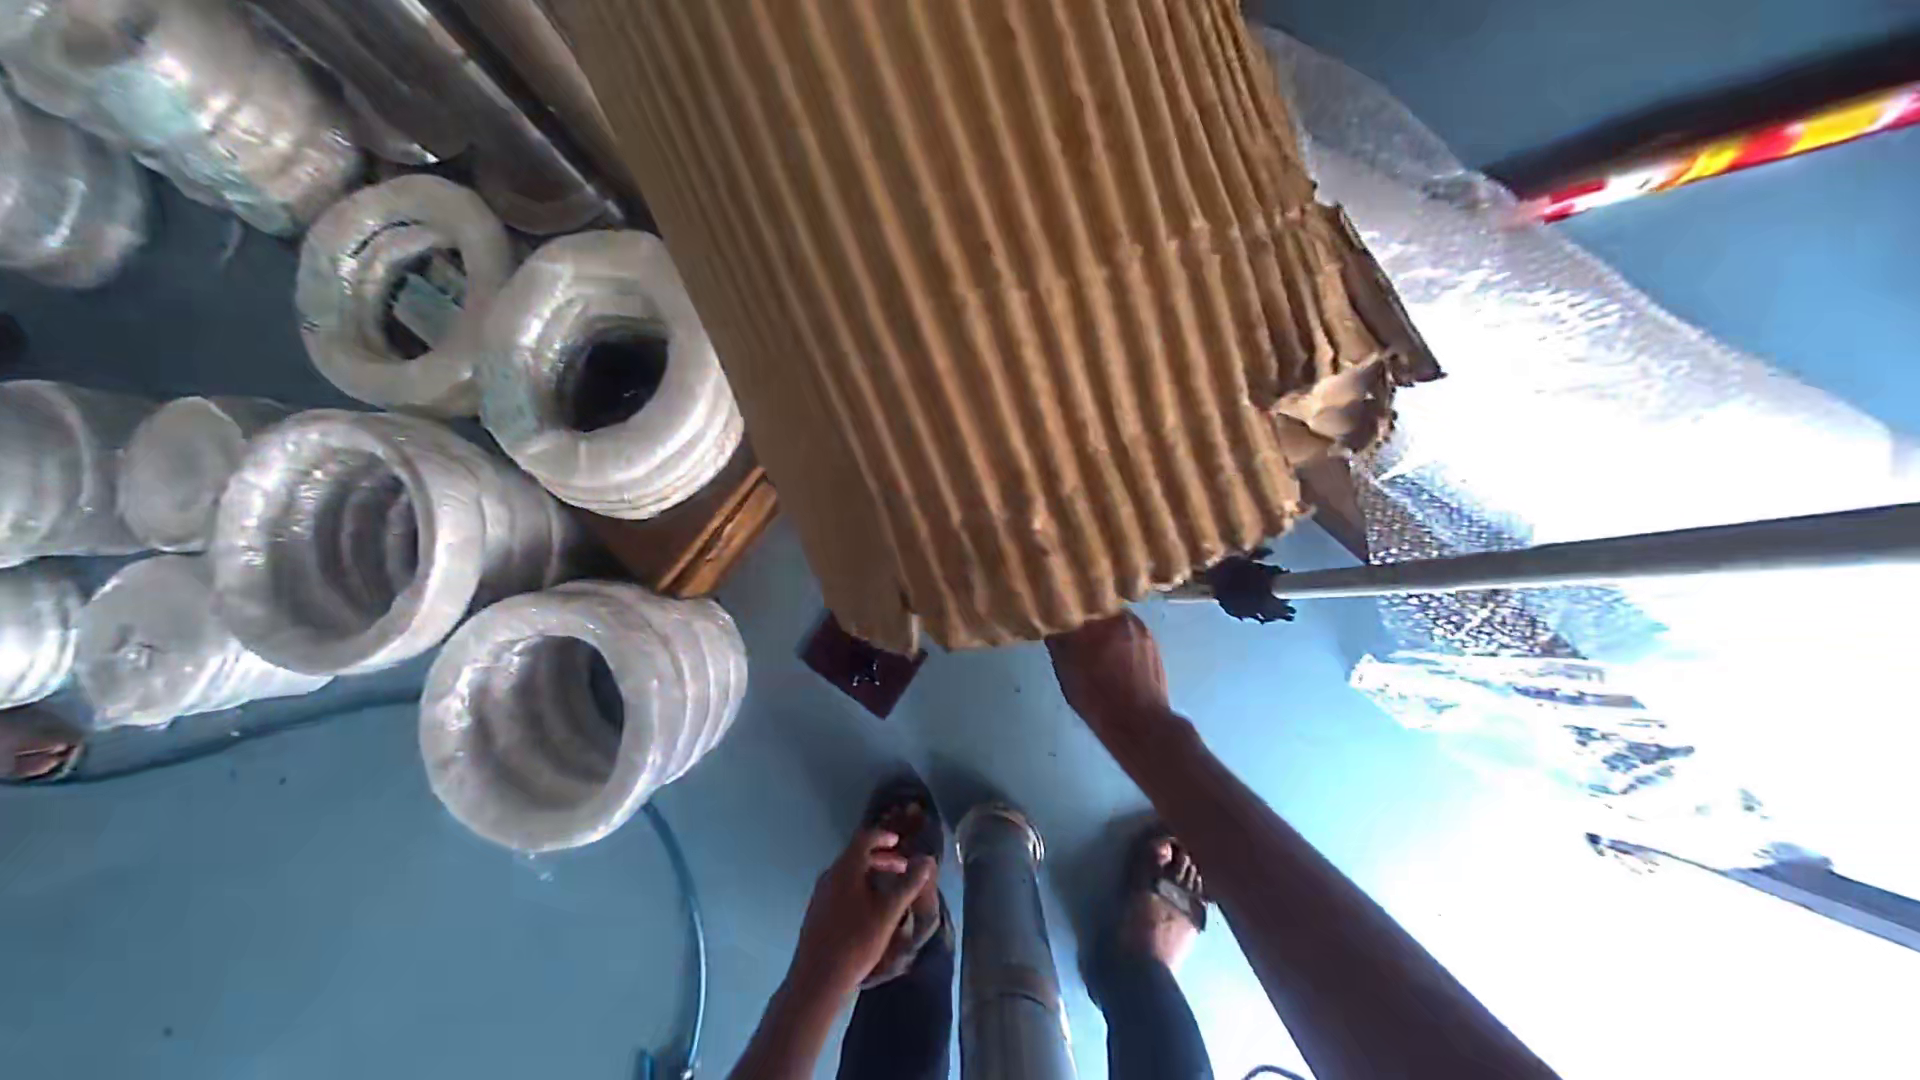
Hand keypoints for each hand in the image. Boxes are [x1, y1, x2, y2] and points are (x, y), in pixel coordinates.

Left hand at [787, 827, 935, 998]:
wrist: (817, 980)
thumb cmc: (855, 942)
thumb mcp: (888, 912)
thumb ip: (909, 884)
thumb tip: (927, 860)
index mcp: (846, 868)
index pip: (864, 838)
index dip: (883, 836)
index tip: (899, 842)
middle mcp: (830, 875)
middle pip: (856, 855)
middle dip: (881, 857)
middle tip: (902, 868)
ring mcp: (821, 894)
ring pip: (848, 872)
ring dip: (870, 873)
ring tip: (889, 889)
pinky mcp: (817, 912)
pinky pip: (841, 887)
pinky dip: (858, 886)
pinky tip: (869, 908)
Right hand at [1046, 611, 1171, 729]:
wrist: (1139, 722)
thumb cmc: (1096, 700)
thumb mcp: (1066, 674)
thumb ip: (1058, 645)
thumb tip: (1054, 626)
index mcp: (1090, 624)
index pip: (1071, 608)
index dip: (1063, 613)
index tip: (1058, 621)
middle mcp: (1115, 617)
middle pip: (1094, 608)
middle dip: (1085, 618)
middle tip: (1078, 634)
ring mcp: (1137, 626)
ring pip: (1113, 617)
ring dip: (1104, 626)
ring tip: (1098, 647)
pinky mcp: (1151, 638)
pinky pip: (1129, 629)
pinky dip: (1121, 636)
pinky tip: (1116, 655)